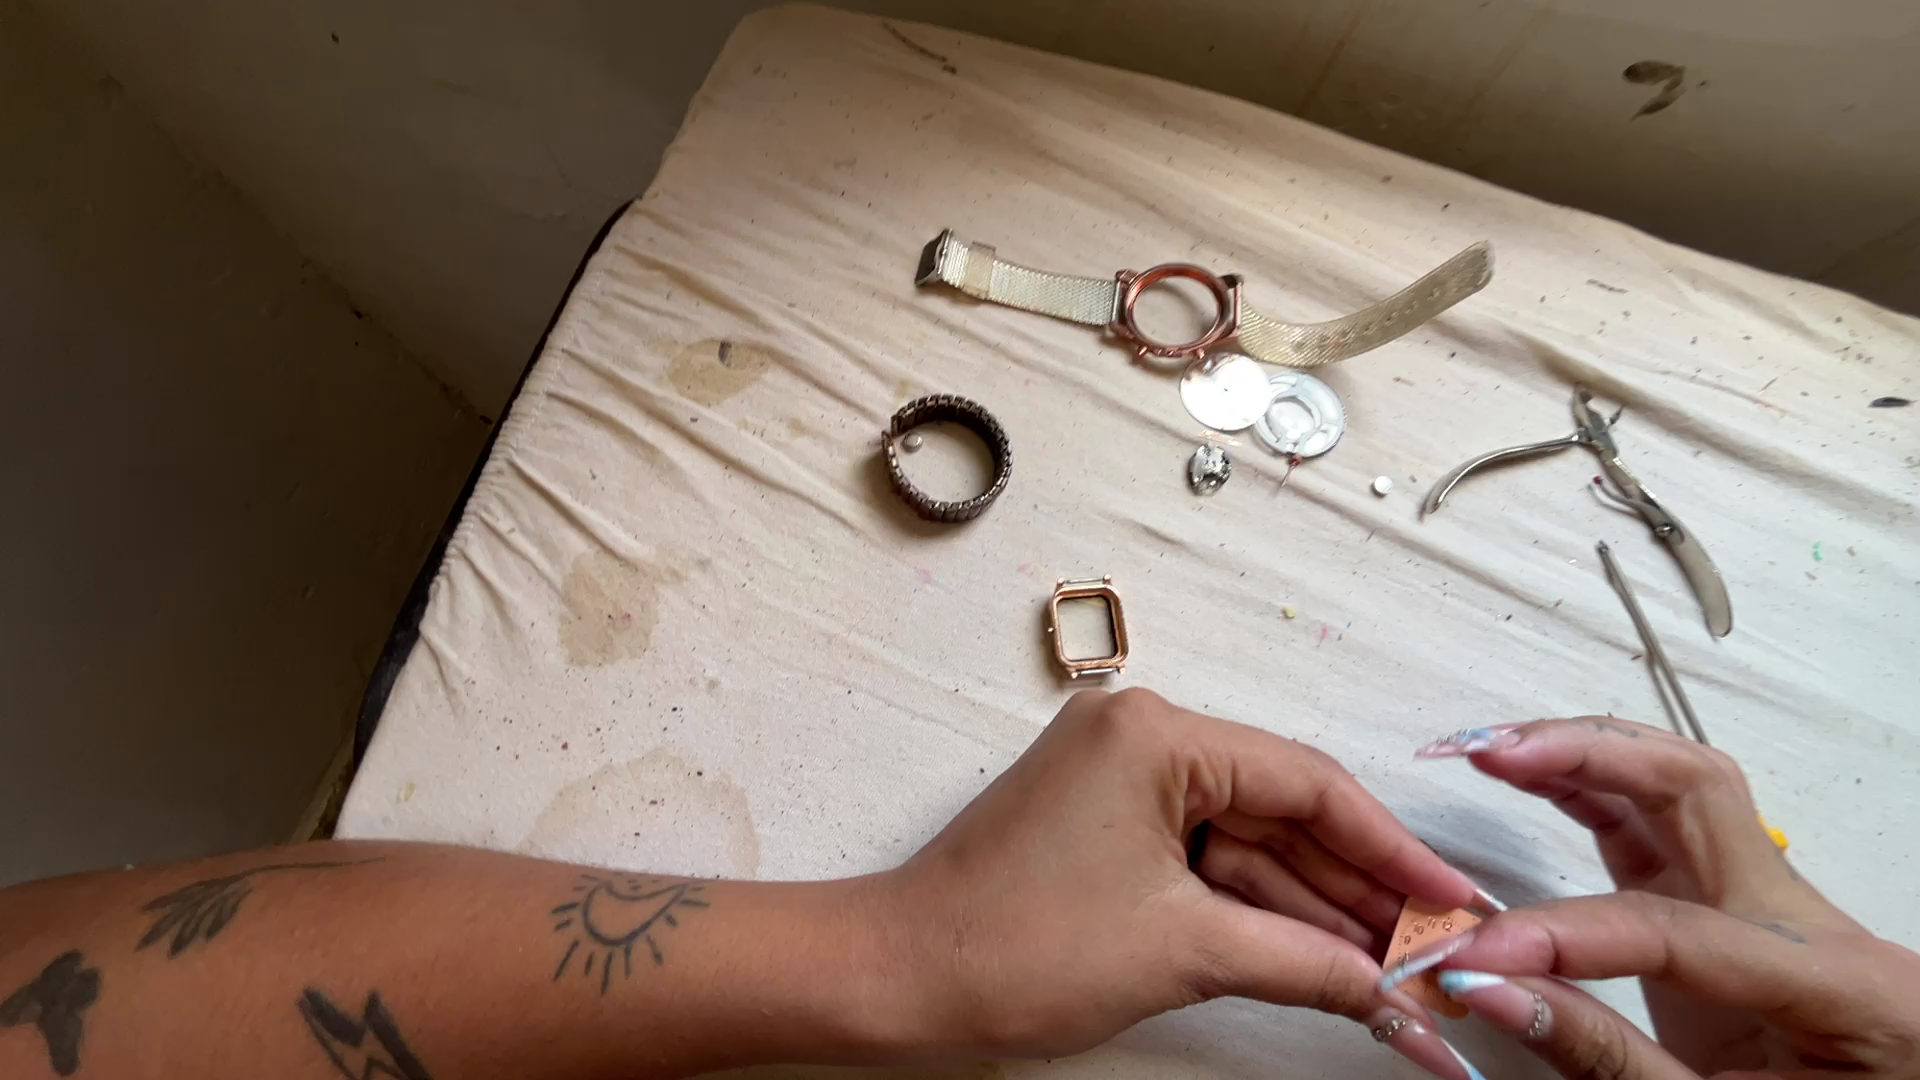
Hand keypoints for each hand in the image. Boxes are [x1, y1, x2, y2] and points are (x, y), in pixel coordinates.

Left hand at [879, 688, 1484, 1078]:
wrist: (908, 971)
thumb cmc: (1026, 946)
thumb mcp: (1182, 948)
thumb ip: (1305, 962)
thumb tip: (1399, 995)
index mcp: (1155, 733)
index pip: (1302, 779)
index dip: (1389, 847)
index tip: (1458, 905)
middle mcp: (1140, 734)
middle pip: (1277, 809)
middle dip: (1355, 886)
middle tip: (1441, 953)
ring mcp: (1122, 775)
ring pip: (1242, 839)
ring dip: (1312, 905)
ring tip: (1402, 971)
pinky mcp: (1109, 816)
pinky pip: (1200, 855)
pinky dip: (1255, 907)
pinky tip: (1325, 957)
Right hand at [1415, 717, 1918, 1076]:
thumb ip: (1597, 1051)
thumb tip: (1472, 980)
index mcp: (1841, 984)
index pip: (1670, 928)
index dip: (1561, 934)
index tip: (1471, 954)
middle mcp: (1806, 912)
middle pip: (1690, 784)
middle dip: (1578, 754)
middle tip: (1484, 751)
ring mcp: (1758, 890)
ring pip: (1667, 775)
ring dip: (1571, 750)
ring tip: (1485, 748)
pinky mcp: (1709, 887)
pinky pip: (1641, 810)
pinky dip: (1574, 779)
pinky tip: (1517, 772)